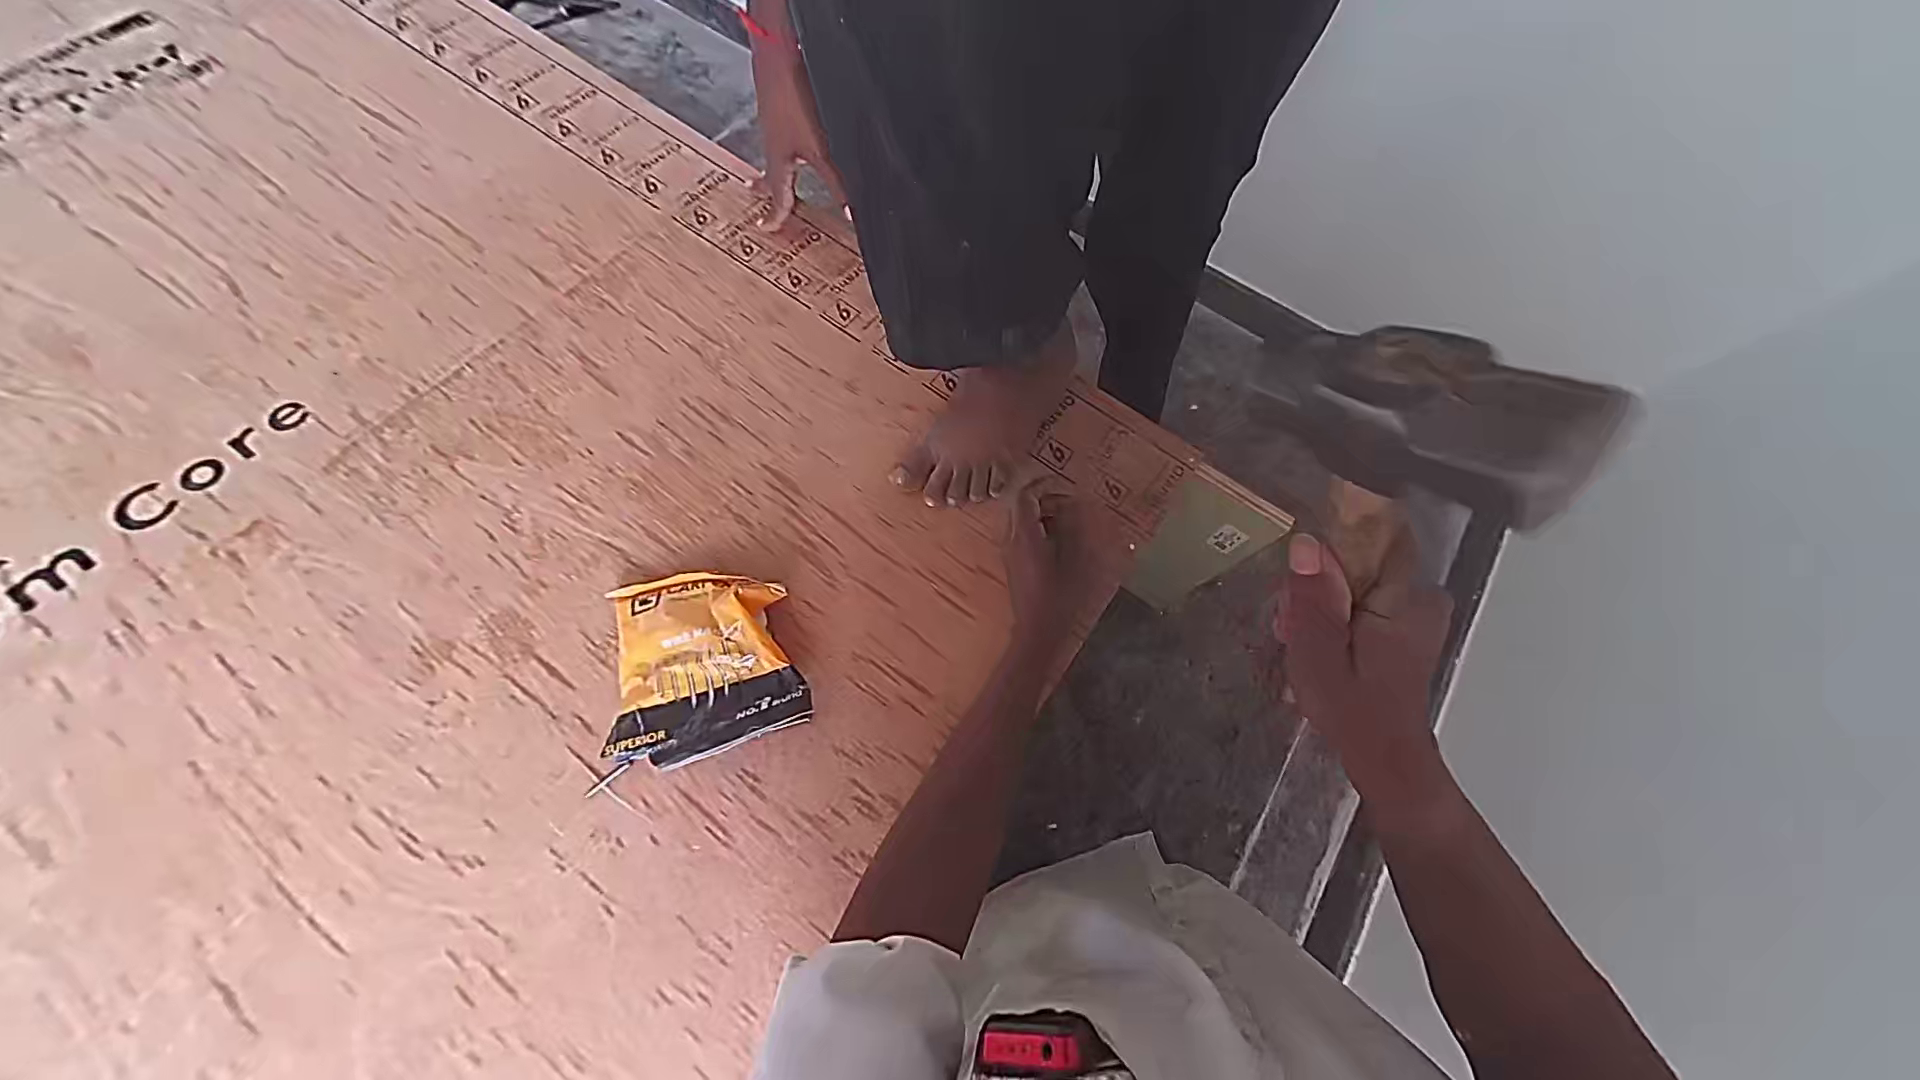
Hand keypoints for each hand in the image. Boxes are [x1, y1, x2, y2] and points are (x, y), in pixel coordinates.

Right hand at [748, 26, 846, 230]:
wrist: (778, 49)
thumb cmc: (792, 99)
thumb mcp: (821, 151)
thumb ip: (837, 183)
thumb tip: (849, 214)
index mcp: (779, 161)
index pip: (778, 196)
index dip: (776, 215)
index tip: (767, 226)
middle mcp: (773, 144)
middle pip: (769, 173)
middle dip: (765, 188)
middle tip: (754, 193)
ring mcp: (773, 123)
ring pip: (773, 154)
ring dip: (772, 168)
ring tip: (771, 173)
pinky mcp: (779, 106)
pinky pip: (778, 138)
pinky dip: (780, 148)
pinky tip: (789, 140)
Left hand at [1003, 480, 1097, 643]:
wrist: (1039, 629)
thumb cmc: (1060, 595)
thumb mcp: (1073, 557)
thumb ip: (1070, 526)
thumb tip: (1070, 504)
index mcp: (1024, 535)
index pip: (1025, 496)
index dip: (1044, 486)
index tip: (1066, 488)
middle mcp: (1011, 539)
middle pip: (1022, 506)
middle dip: (1046, 500)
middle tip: (1071, 506)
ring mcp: (1009, 552)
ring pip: (1022, 520)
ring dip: (1043, 515)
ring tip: (1068, 523)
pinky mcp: (1013, 563)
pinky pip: (1022, 535)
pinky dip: (1039, 529)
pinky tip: (1059, 541)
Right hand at [1277, 533, 1452, 782]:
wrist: (1383, 756)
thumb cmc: (1350, 706)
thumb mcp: (1317, 650)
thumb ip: (1313, 596)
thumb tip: (1305, 543)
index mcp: (1402, 599)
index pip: (1375, 536)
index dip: (1329, 543)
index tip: (1298, 569)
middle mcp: (1420, 598)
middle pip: (1358, 561)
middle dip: (1316, 583)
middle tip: (1288, 622)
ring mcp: (1417, 614)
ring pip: (1356, 583)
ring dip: (1321, 602)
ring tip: (1296, 638)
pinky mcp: (1406, 629)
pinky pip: (1362, 601)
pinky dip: (1335, 616)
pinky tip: (1316, 643)